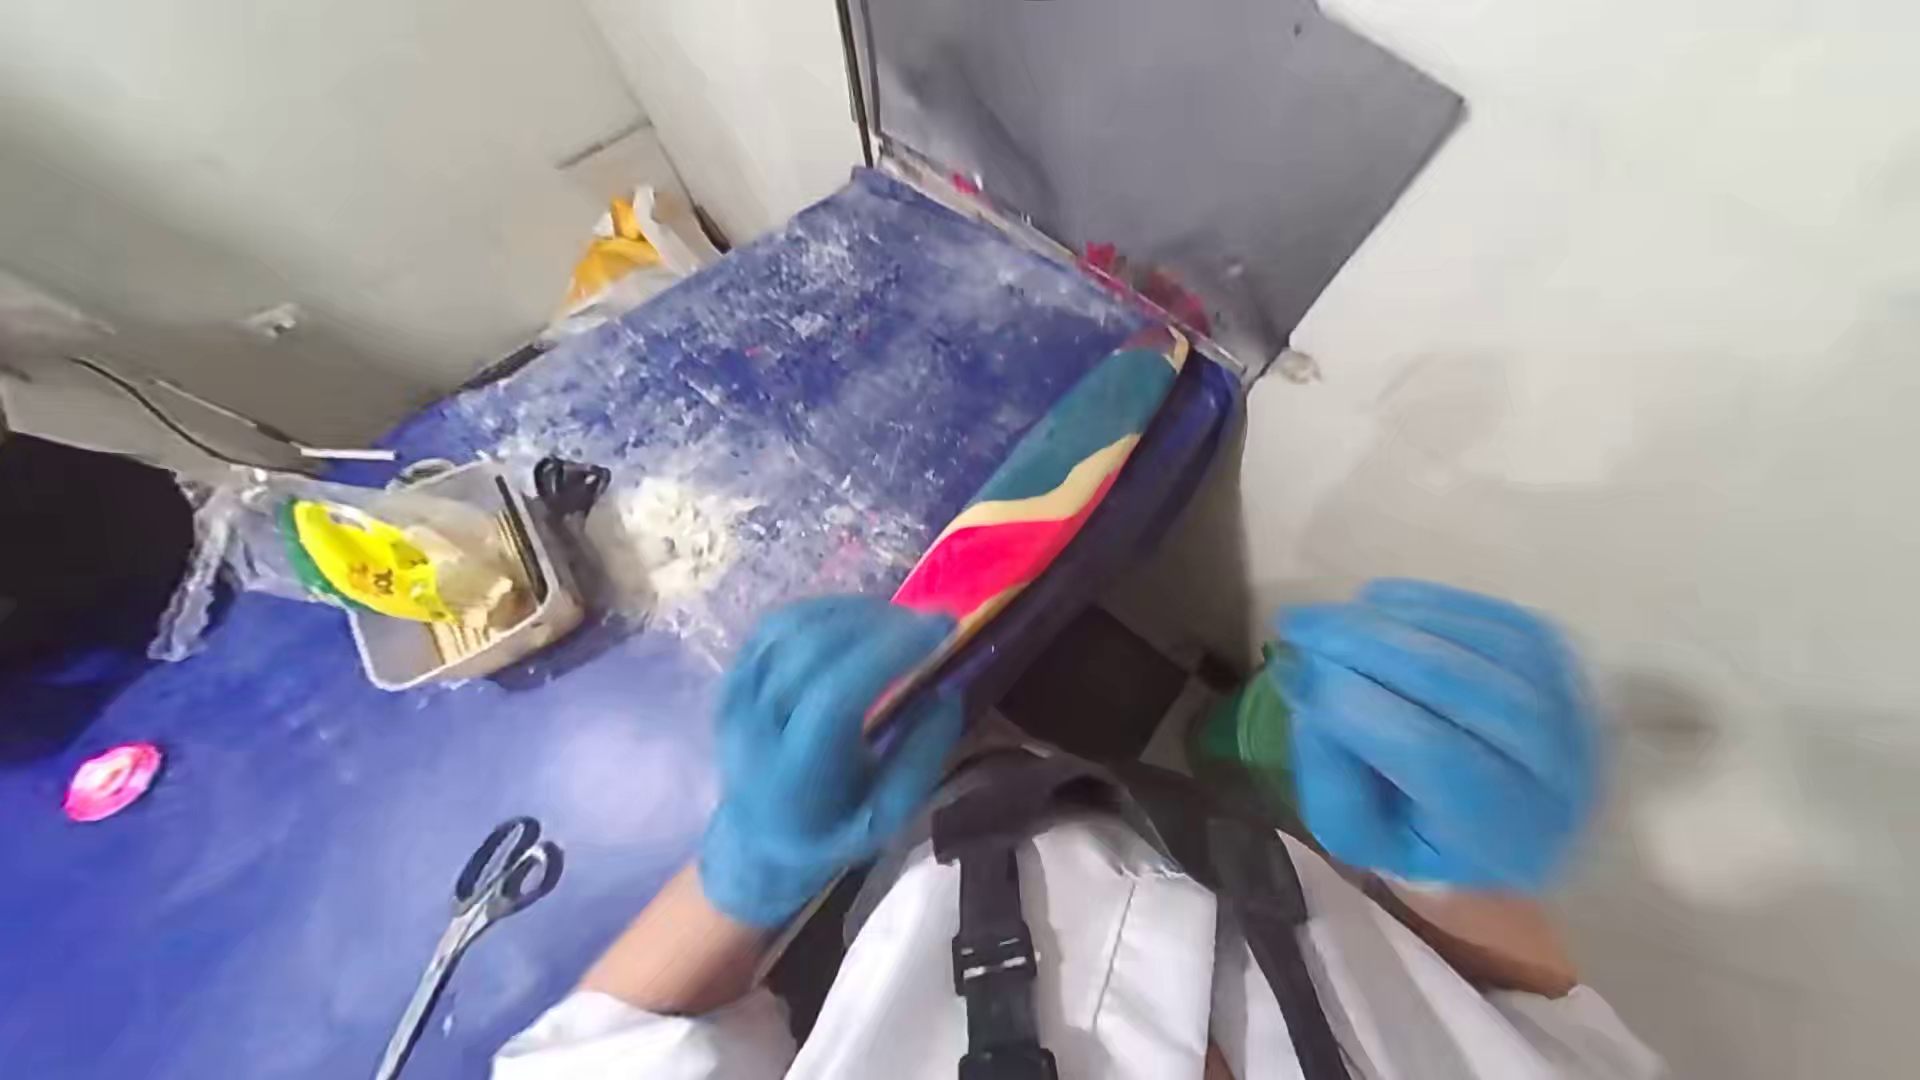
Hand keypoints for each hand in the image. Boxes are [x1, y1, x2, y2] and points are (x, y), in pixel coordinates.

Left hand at [699, 596, 960, 926]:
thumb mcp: (885, 820)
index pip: (836, 695)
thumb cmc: (828, 833)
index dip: (890, 652)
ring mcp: (736, 695)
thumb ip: (920, 759)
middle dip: (880, 624)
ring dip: (855, 611)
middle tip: (928, 624)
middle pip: (813, 649)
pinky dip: (825, 610)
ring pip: (794, 627)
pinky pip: (779, 623)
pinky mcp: (734, 674)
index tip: (941, 629)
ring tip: (898, 621)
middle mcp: (753, 727)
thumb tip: (946, 693)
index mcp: (791, 775)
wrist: (756, 839)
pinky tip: (858, 618)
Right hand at [1273, 579, 1596, 892]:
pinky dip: (1429, 601)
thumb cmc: (1407, 831)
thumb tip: (1303, 678)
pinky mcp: (1565, 671)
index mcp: (1496, 832)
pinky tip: (1375, 605)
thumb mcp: (1348, 831)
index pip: (1428, 751)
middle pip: (1460, 684)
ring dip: (1388, 618)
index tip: (1286, 666)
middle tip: (1298, 625)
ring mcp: (1572, 716)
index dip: (1349, 700)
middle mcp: (1556, 774)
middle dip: (1361, 642)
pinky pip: (1499, 618)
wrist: (1486, 826)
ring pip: (1482, 642)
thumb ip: (1324, 769)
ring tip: (1328, 618)